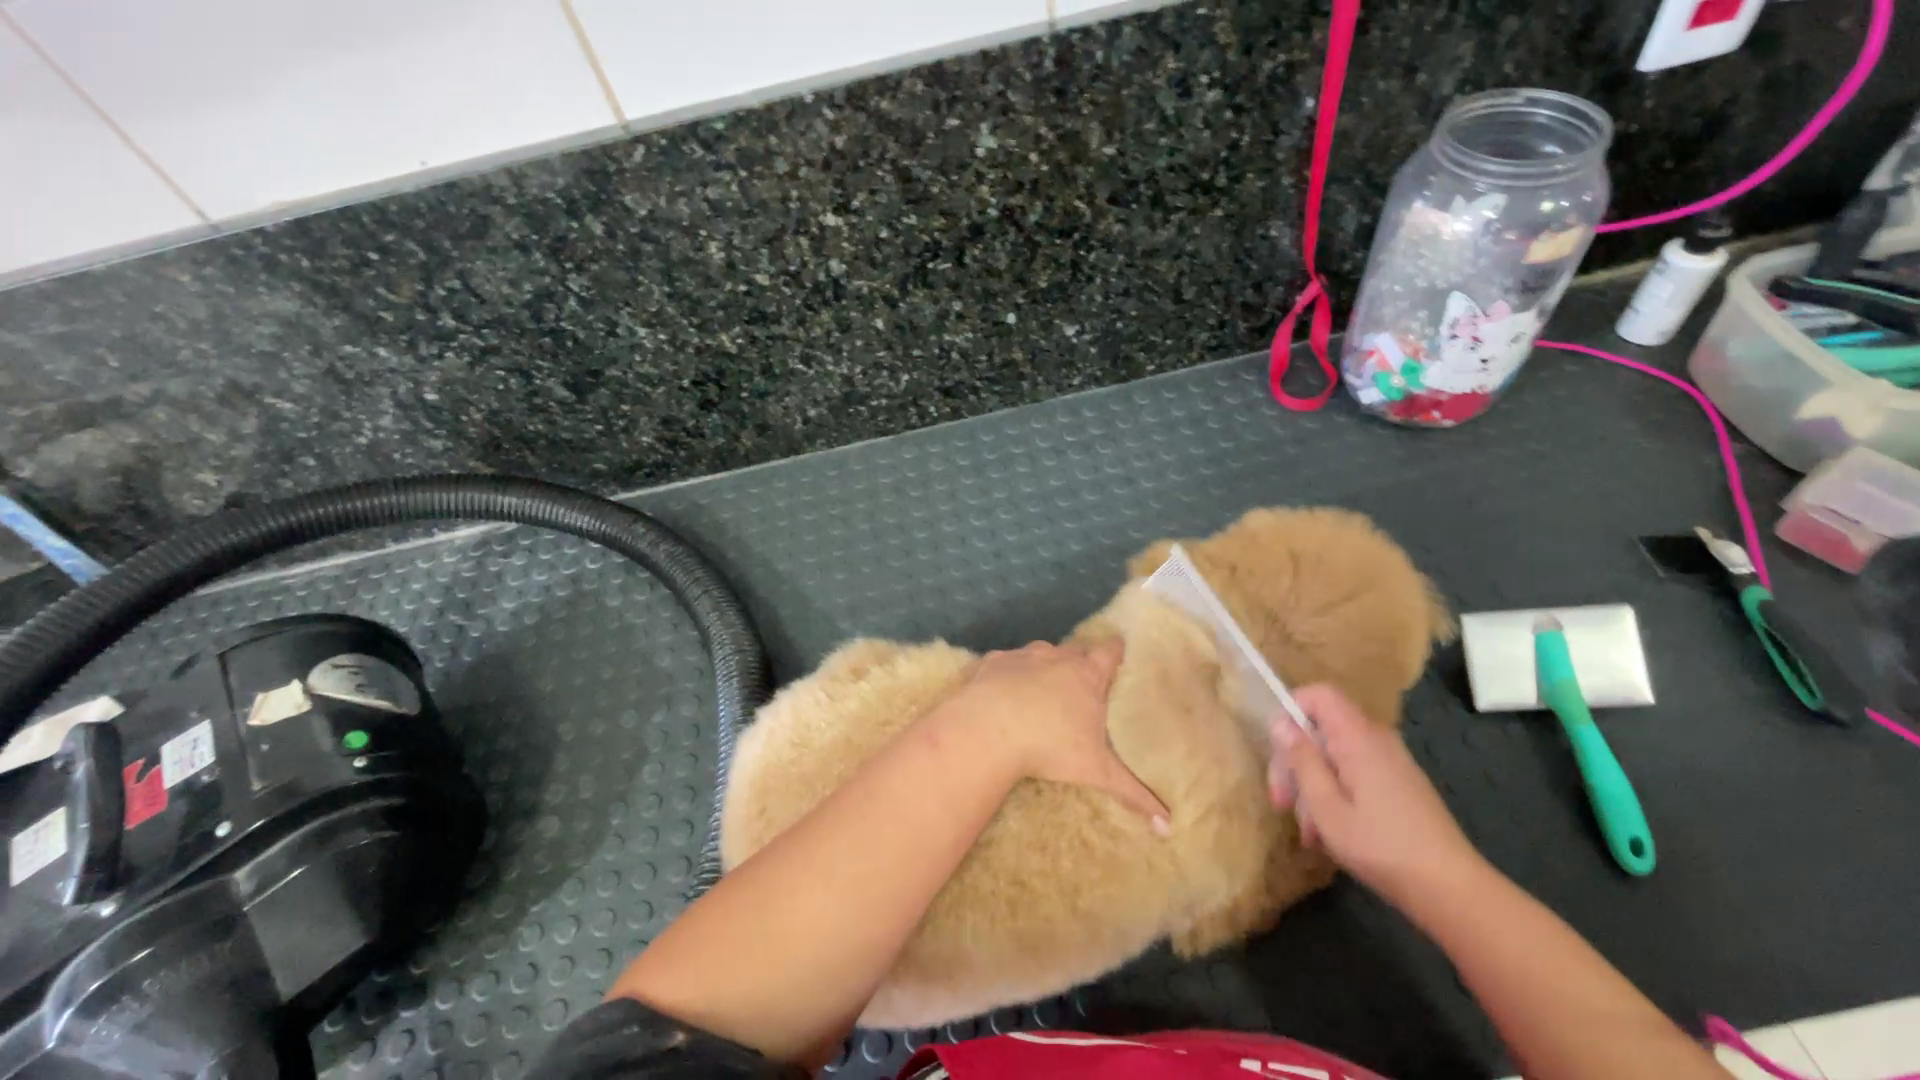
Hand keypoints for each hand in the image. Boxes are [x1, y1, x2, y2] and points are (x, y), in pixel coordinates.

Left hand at [935, 640, 1169, 830]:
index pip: (1111, 651)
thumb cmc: (1049, 747)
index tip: (1120, 658)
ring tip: (1045, 688)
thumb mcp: (1096, 772)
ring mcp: (1023, 657)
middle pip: (1077, 650)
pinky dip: (1009, 673)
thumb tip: (1168, 826)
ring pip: (1042, 651)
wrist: (986, 732)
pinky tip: (1004, 692)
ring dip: (1046, 665)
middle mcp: (1058, 658)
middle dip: (1082, 661)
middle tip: (1086, 683)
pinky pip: (1006, 662)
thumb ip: (1133, 794)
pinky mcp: (993, 663)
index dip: (1117, 652)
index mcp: (1088, 675)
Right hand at [1268, 684, 1482, 905]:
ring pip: (1335, 757)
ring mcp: (1390, 763)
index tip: (1277, 750)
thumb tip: (1281, 723)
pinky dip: (1335, 795)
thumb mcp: (1326, 806)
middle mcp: (1376, 740)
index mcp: (1358, 737)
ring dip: (1313, 787)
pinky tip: (1330, 832)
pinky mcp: (1398, 784)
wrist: (1448, 887)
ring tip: (1309, 832)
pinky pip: (1355, 774)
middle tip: (1281, 803)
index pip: (1319, 694)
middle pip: (1322, 729)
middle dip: (1295, 761)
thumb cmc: (1380, 845)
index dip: (1291, 711)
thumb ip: (1302, 760)